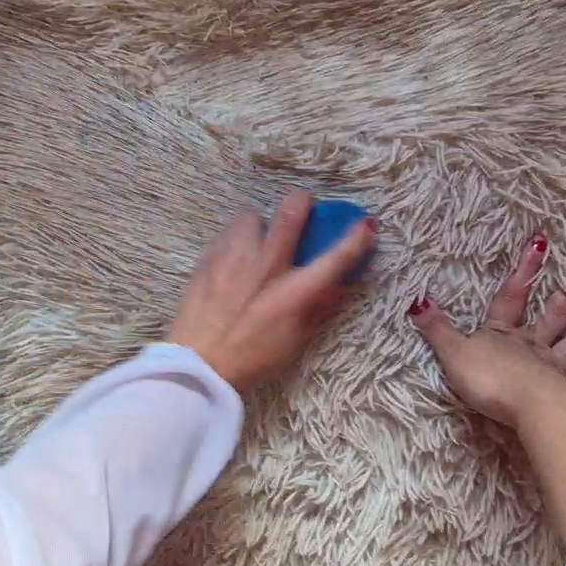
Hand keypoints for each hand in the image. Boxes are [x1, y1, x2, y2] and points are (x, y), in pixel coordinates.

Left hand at [168, 190, 376, 390]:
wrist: (199, 364)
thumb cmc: (252, 359)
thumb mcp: (294, 340)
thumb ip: (318, 307)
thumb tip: (341, 284)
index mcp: (294, 292)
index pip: (335, 259)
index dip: (356, 239)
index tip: (366, 225)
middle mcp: (267, 267)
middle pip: (289, 213)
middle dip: (301, 201)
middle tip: (302, 203)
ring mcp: (234, 258)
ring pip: (250, 215)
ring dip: (258, 222)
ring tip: (256, 238)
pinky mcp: (208, 259)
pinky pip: (226, 234)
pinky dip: (234, 240)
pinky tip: (232, 257)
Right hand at [408, 234, 565, 426]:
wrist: (525, 411)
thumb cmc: (488, 381)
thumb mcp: (452, 352)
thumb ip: (437, 328)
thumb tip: (417, 301)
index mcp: (504, 334)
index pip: (513, 295)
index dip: (524, 270)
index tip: (542, 242)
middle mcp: (533, 347)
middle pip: (556, 312)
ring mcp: (556, 371)